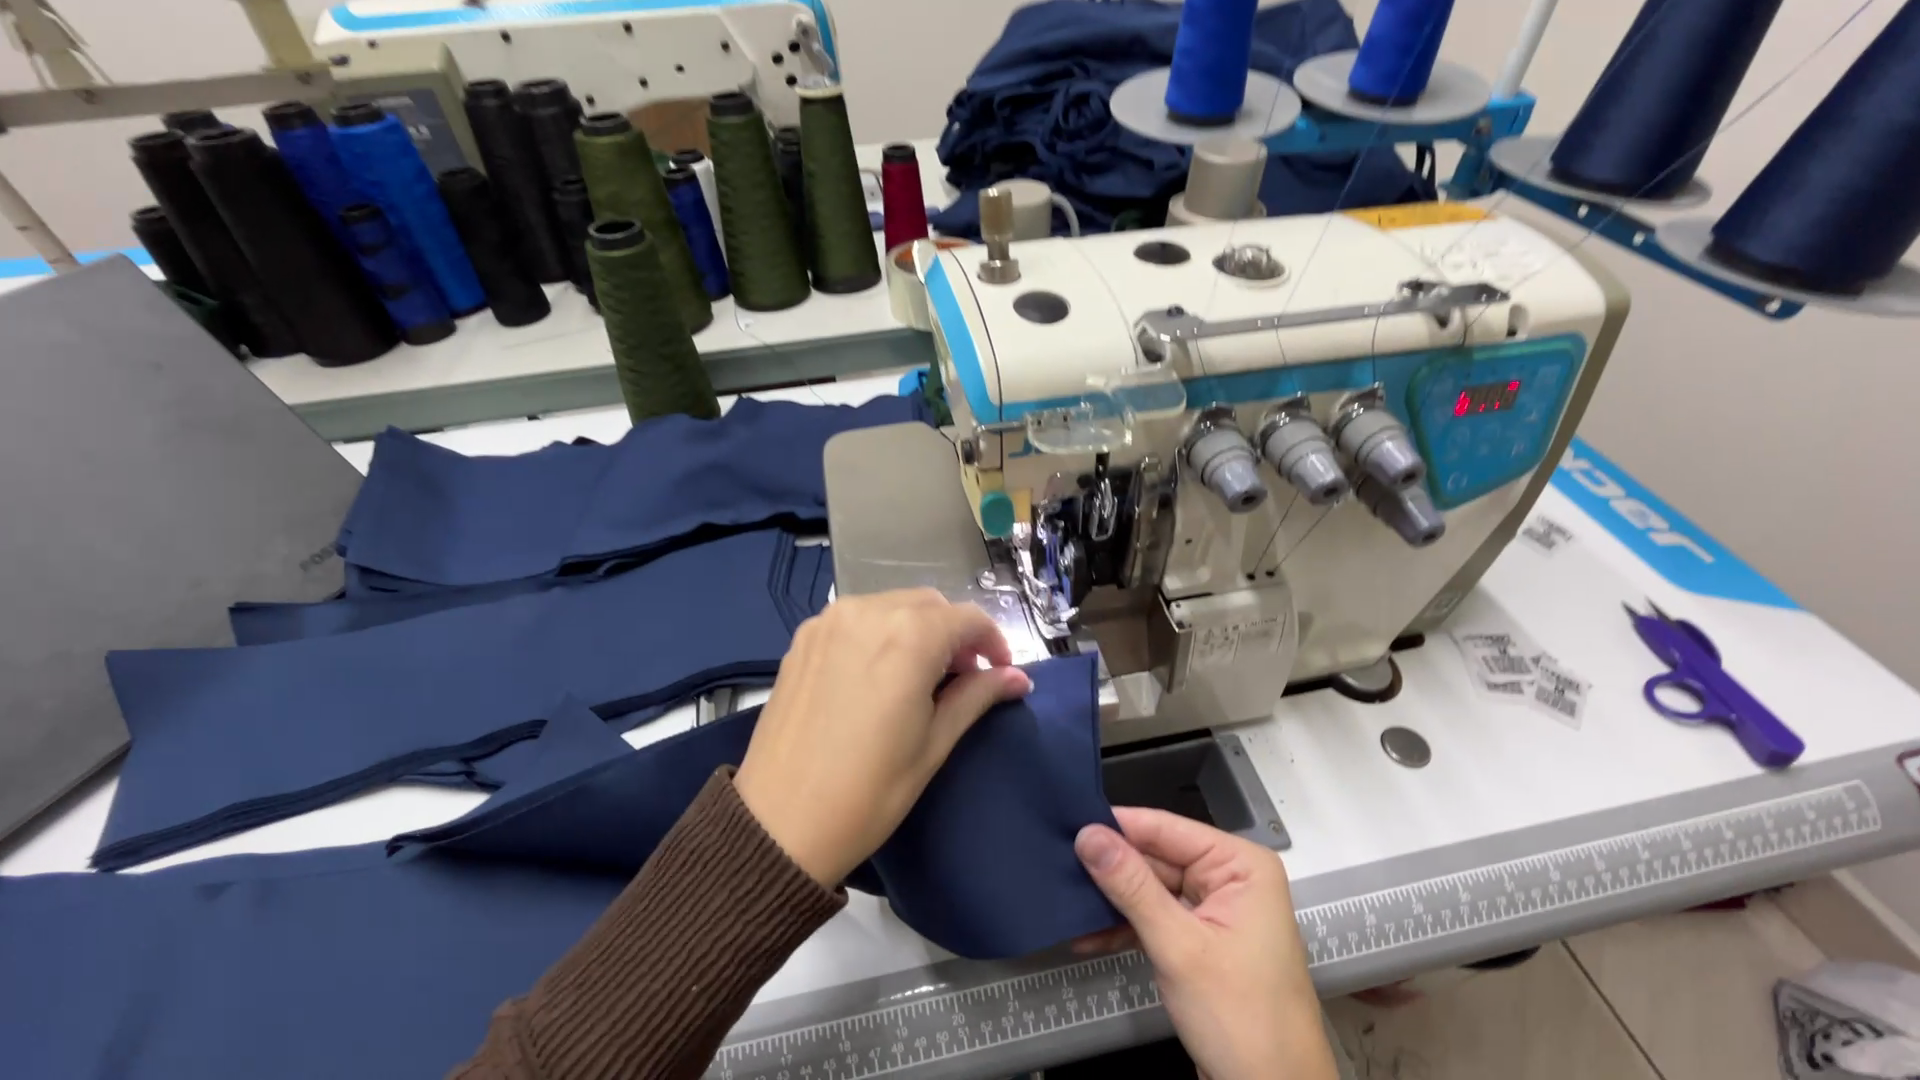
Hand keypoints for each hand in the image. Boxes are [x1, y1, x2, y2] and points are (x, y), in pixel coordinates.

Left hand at [735, 588, 1032, 886]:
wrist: (778, 824)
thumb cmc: (869, 792)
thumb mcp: (934, 745)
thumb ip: (977, 696)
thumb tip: (1017, 678)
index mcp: (908, 636)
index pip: (968, 618)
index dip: (994, 642)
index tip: (1001, 673)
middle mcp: (867, 612)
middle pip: (930, 605)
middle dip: (955, 634)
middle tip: (964, 678)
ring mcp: (828, 622)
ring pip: (891, 606)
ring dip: (918, 629)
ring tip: (922, 678)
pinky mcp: (803, 638)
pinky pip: (857, 619)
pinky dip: (880, 633)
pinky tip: (880, 674)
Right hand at [1074, 808, 1336, 1079]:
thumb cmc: (1243, 1018)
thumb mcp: (1178, 946)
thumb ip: (1131, 887)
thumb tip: (1089, 835)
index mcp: (1241, 865)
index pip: (1167, 828)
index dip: (1117, 826)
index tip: (1066, 823)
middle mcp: (1231, 879)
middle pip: (1157, 857)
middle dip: (1110, 868)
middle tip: (1056, 864)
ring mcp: (1216, 911)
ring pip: (1151, 889)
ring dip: (1112, 902)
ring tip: (1064, 901)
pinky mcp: (1202, 941)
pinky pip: (1156, 918)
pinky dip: (1125, 928)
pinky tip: (1087, 936)